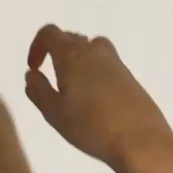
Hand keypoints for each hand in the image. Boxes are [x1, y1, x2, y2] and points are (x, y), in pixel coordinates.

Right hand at [25, 25, 172, 169]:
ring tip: (73, 87)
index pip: (50, 33)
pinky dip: (94, 70)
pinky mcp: (129, 76)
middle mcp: (94, 51)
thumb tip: (31, 74)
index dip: (37, 46)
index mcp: (72, 55)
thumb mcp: (54, 113)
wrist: (140, 140)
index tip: (34, 68)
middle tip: (51, 78)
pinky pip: (105, 62)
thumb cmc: (90, 126)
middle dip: (56, 52)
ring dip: (77, 60)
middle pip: (71, 38)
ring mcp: (115, 62)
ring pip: (91, 48)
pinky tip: (94, 98)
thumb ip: (38, 90)